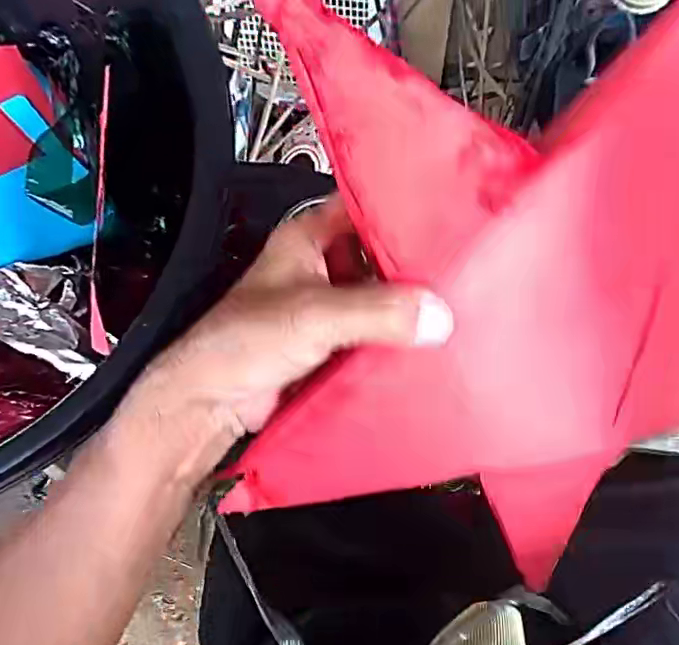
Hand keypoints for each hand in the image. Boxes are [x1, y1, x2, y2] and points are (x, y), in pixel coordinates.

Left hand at [121, 196, 451, 470]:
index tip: (449, 220)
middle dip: (416, 270)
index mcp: (308, 238)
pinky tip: (429, 352)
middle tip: (463, 276)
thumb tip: (438, 315)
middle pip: (381, 259)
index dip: (404, 209)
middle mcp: (322, 269)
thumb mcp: (313, 315)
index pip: (365, 207)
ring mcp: (331, 312)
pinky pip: (376, 341)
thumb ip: (374, 311)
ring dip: (409, 314)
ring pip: (382, 304)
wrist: (215, 403)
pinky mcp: (335, 351)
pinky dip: (397, 347)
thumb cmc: (243, 343)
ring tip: (457, 315)